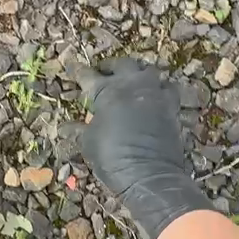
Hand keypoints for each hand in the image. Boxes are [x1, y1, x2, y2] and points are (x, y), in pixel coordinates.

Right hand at [76, 58, 212, 238]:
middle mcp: (133, 84)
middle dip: (111, 67)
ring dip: (138, 74)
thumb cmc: (112, 157)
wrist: (150, 175)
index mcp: (107, 90)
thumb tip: (65, 127)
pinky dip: (158, 90)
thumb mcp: (89, 143)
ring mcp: (156, 93)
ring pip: (148, 71)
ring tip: (131, 81)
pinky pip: (166, 89)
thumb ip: (79, 129)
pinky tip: (154, 97)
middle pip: (122, 64)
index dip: (78, 71)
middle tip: (103, 73)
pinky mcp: (172, 106)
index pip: (88, 75)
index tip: (72, 67)